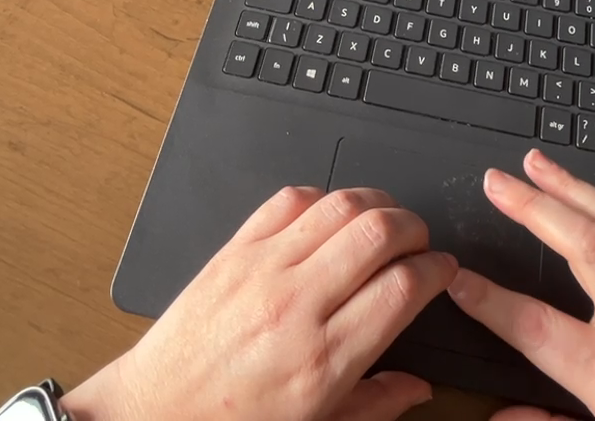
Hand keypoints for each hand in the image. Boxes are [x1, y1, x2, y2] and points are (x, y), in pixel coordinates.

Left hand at [61, 185, 456, 420]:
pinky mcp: (235, 247)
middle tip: (419, 240)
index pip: (402, 289)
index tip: (444, 268)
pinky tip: (330, 215)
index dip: (437, 269)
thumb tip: (420, 384)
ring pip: (339, 204)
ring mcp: (263, 267)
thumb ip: (375, 406)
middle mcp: (297, 304)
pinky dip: (321, 197)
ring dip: (375, 202)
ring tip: (385, 218)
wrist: (150, 416)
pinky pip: (290, 198)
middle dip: (414, 226)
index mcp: (323, 360)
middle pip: (378, 232)